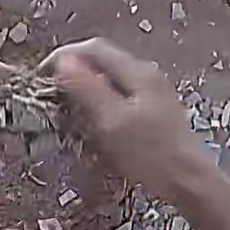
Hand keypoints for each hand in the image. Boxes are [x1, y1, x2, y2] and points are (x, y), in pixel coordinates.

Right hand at [41, 38, 227, 211]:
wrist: (188, 181)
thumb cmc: (149, 154)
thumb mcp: (111, 121)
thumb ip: (86, 88)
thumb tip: (62, 60)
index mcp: (137, 72)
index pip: (93, 48)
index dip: (63, 56)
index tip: (41, 76)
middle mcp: (147, 74)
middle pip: (103, 60)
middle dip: (73, 70)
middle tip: (50, 92)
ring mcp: (153, 91)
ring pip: (111, 77)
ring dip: (86, 86)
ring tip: (66, 106)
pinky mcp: (155, 109)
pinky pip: (120, 93)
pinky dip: (100, 99)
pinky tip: (93, 119)